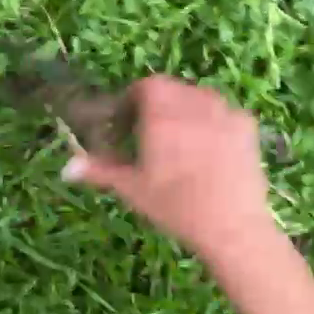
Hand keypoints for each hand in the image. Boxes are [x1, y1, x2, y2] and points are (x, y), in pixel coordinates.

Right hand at [62, 77, 279, 260]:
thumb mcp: (132, 188)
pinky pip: (222, 111)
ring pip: (197, 96)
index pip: (145, 86)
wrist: (233, 226)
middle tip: (150, 134)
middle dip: (157, 104)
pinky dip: (211, 119)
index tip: (127, 123)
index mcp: (161, 114)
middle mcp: (193, 104)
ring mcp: (224, 112)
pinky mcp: (247, 126)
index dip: (133, 99)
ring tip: (179, 140)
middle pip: (170, 88)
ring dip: (184, 108)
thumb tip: (65, 168)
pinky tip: (208, 148)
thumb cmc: (175, 206)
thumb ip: (99, 170)